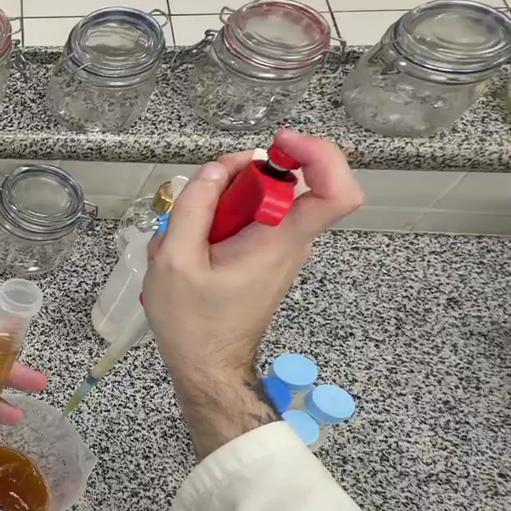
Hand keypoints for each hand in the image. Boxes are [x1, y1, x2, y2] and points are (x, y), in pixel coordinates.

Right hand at [142, 129, 363, 457]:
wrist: (205, 366)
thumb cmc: (191, 320)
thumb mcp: (173, 261)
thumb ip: (192, 209)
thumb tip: (215, 170)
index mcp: (279, 242)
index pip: (336, 190)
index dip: (319, 154)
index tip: (278, 144)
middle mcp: (290, 243)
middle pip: (289, 188)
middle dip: (244, 177)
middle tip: (204, 188)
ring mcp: (278, 254)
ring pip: (264, 206)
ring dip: (223, 205)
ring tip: (182, 231)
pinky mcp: (263, 262)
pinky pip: (251, 225)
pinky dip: (220, 223)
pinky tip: (187, 247)